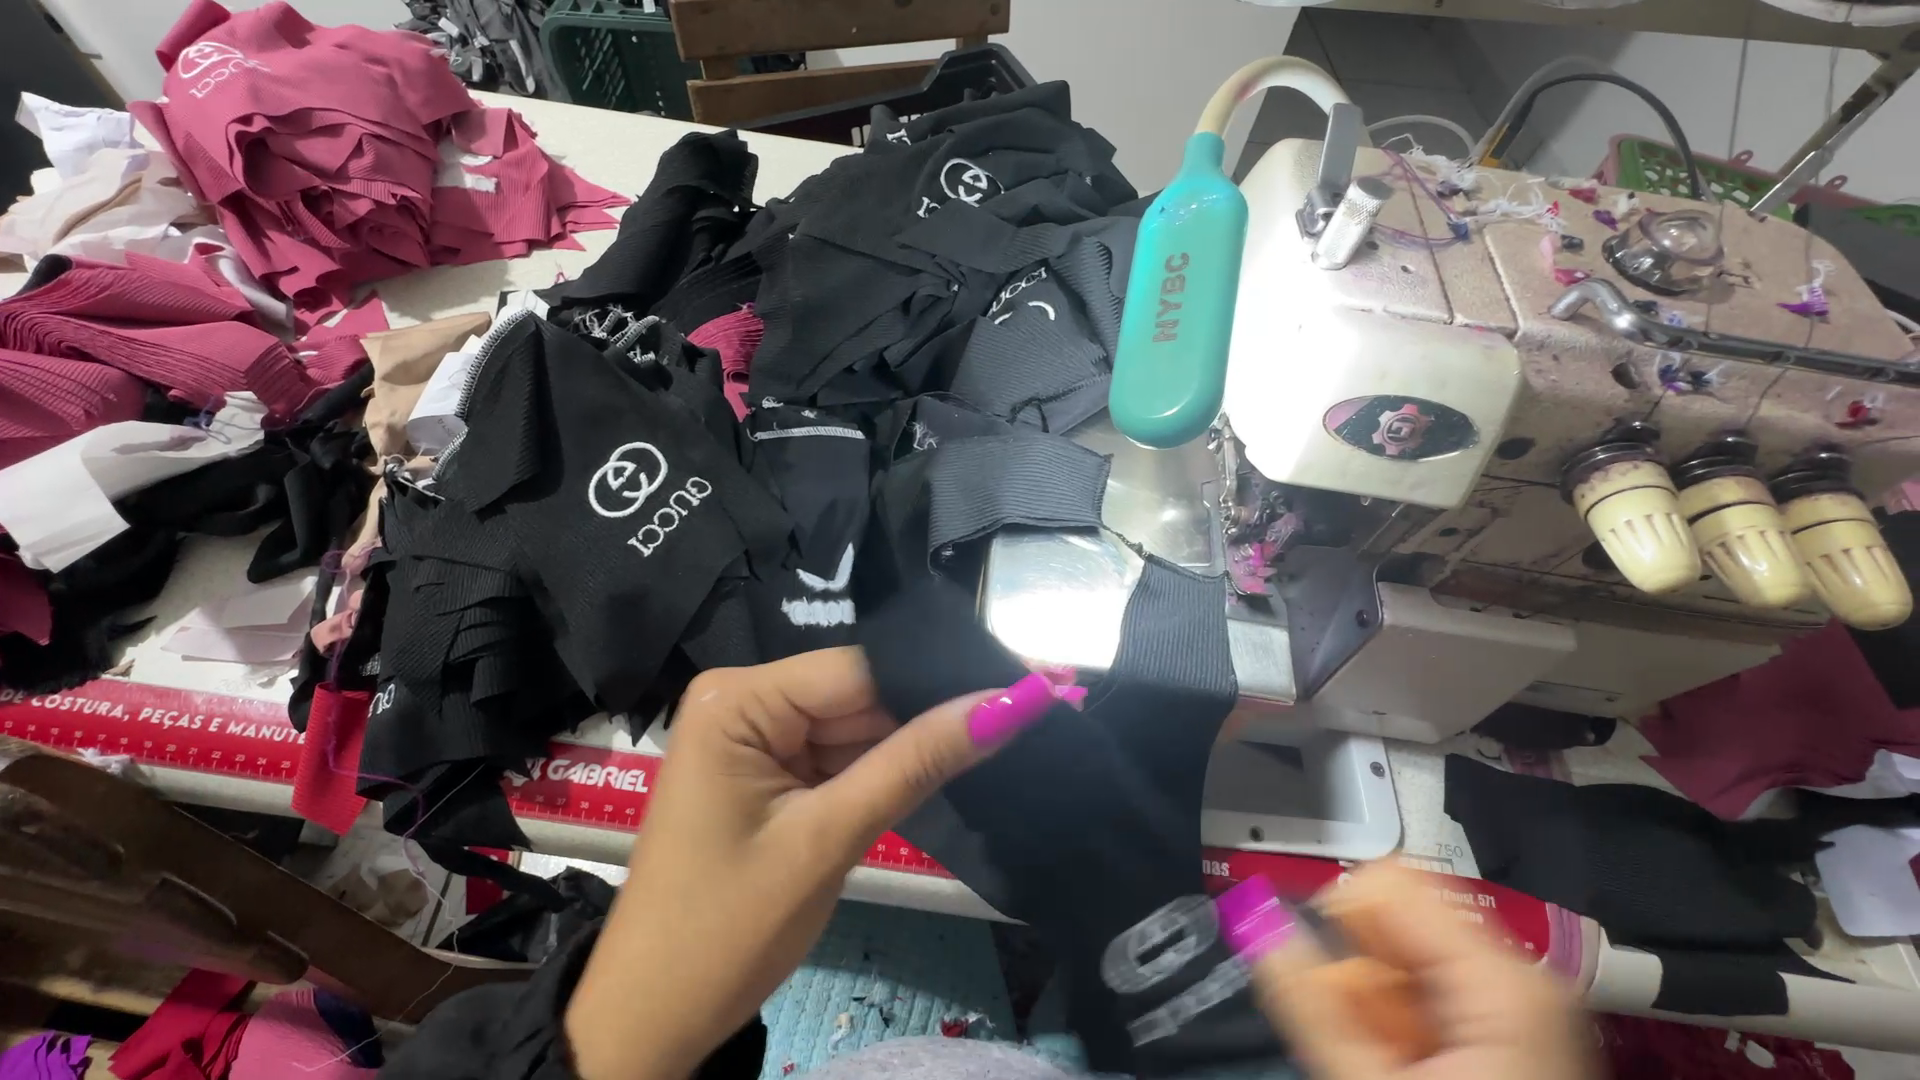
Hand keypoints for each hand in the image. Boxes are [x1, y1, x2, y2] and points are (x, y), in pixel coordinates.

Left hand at [563, 648, 1057, 1079]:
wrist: (652, 1019)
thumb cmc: (727, 929)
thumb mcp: (830, 839)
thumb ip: (919, 763)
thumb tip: (1013, 702)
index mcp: (738, 699)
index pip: (859, 670)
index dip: (940, 680)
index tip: (1022, 688)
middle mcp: (743, 700)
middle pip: (859, 694)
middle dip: (928, 717)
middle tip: (1021, 720)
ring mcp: (753, 736)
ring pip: (856, 726)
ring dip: (911, 747)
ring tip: (997, 745)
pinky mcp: (766, 770)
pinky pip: (838, 756)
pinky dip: (881, 772)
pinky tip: (941, 772)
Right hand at [1244, 864, 1595, 1079]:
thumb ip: (1308, 999)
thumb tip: (1256, 920)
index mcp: (1498, 975)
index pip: (1387, 881)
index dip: (1339, 922)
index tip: (1335, 986)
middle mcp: (1513, 971)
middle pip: (1393, 920)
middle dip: (1358, 974)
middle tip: (1369, 1044)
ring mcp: (1514, 997)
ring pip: (1402, 954)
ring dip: (1374, 1001)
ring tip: (1391, 1064)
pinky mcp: (1506, 1021)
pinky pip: (1426, 983)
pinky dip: (1400, 1018)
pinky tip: (1411, 1067)